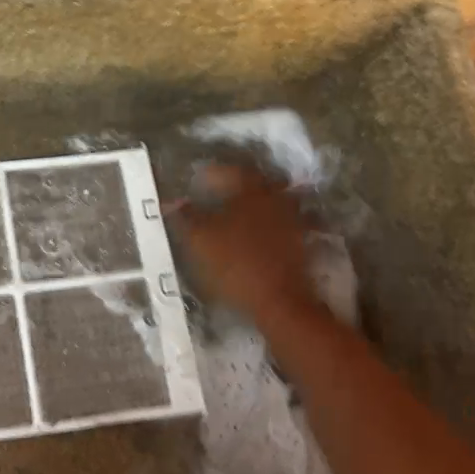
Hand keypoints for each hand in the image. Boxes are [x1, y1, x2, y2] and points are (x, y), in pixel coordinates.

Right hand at [173, 161, 325, 323]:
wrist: (280, 303)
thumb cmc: (235, 264)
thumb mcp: (199, 240)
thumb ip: (185, 217)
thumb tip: (171, 201)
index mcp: (250, 191)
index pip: (232, 170)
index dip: (214, 173)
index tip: (200, 180)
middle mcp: (276, 199)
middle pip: (260, 182)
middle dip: (241, 185)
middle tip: (223, 192)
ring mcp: (294, 222)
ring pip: (278, 202)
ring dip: (262, 203)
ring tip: (243, 213)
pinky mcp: (304, 245)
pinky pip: (290, 225)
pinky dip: (278, 225)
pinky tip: (265, 235)